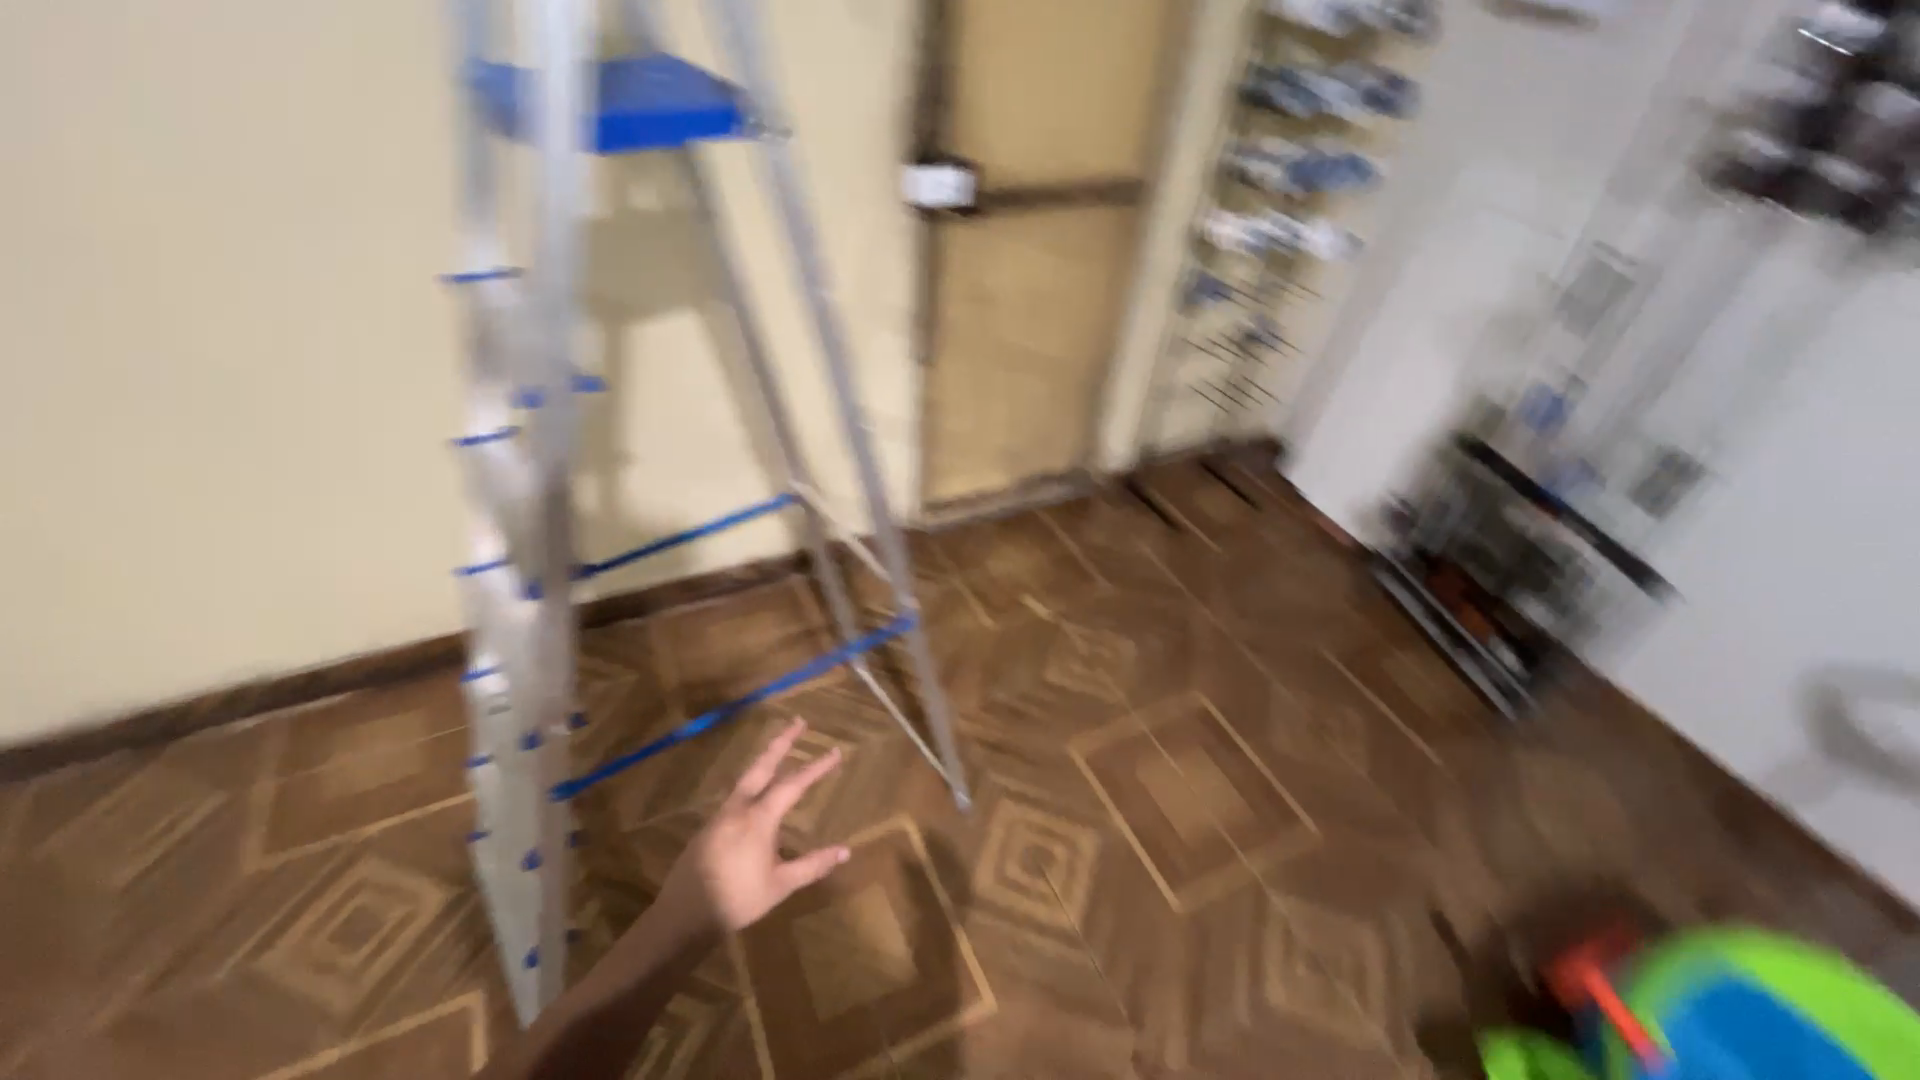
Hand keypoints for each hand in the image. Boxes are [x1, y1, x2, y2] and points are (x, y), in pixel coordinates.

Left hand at [657, 718, 850, 933]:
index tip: (835, 752)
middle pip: (762, 765)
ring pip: (746, 778)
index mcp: (759, 818)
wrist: (684, 915)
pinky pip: (735, 795)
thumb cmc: (737, 900)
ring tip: (779, 751)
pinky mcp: (709, 827)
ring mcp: (720, 815)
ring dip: (765, 760)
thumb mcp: (780, 885)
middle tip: (798, 721)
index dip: (816, 767)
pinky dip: (752, 783)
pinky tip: (756, 793)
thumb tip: (845, 850)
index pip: (793, 784)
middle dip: (781, 742)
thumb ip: (812, 865)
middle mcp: (739, 808)